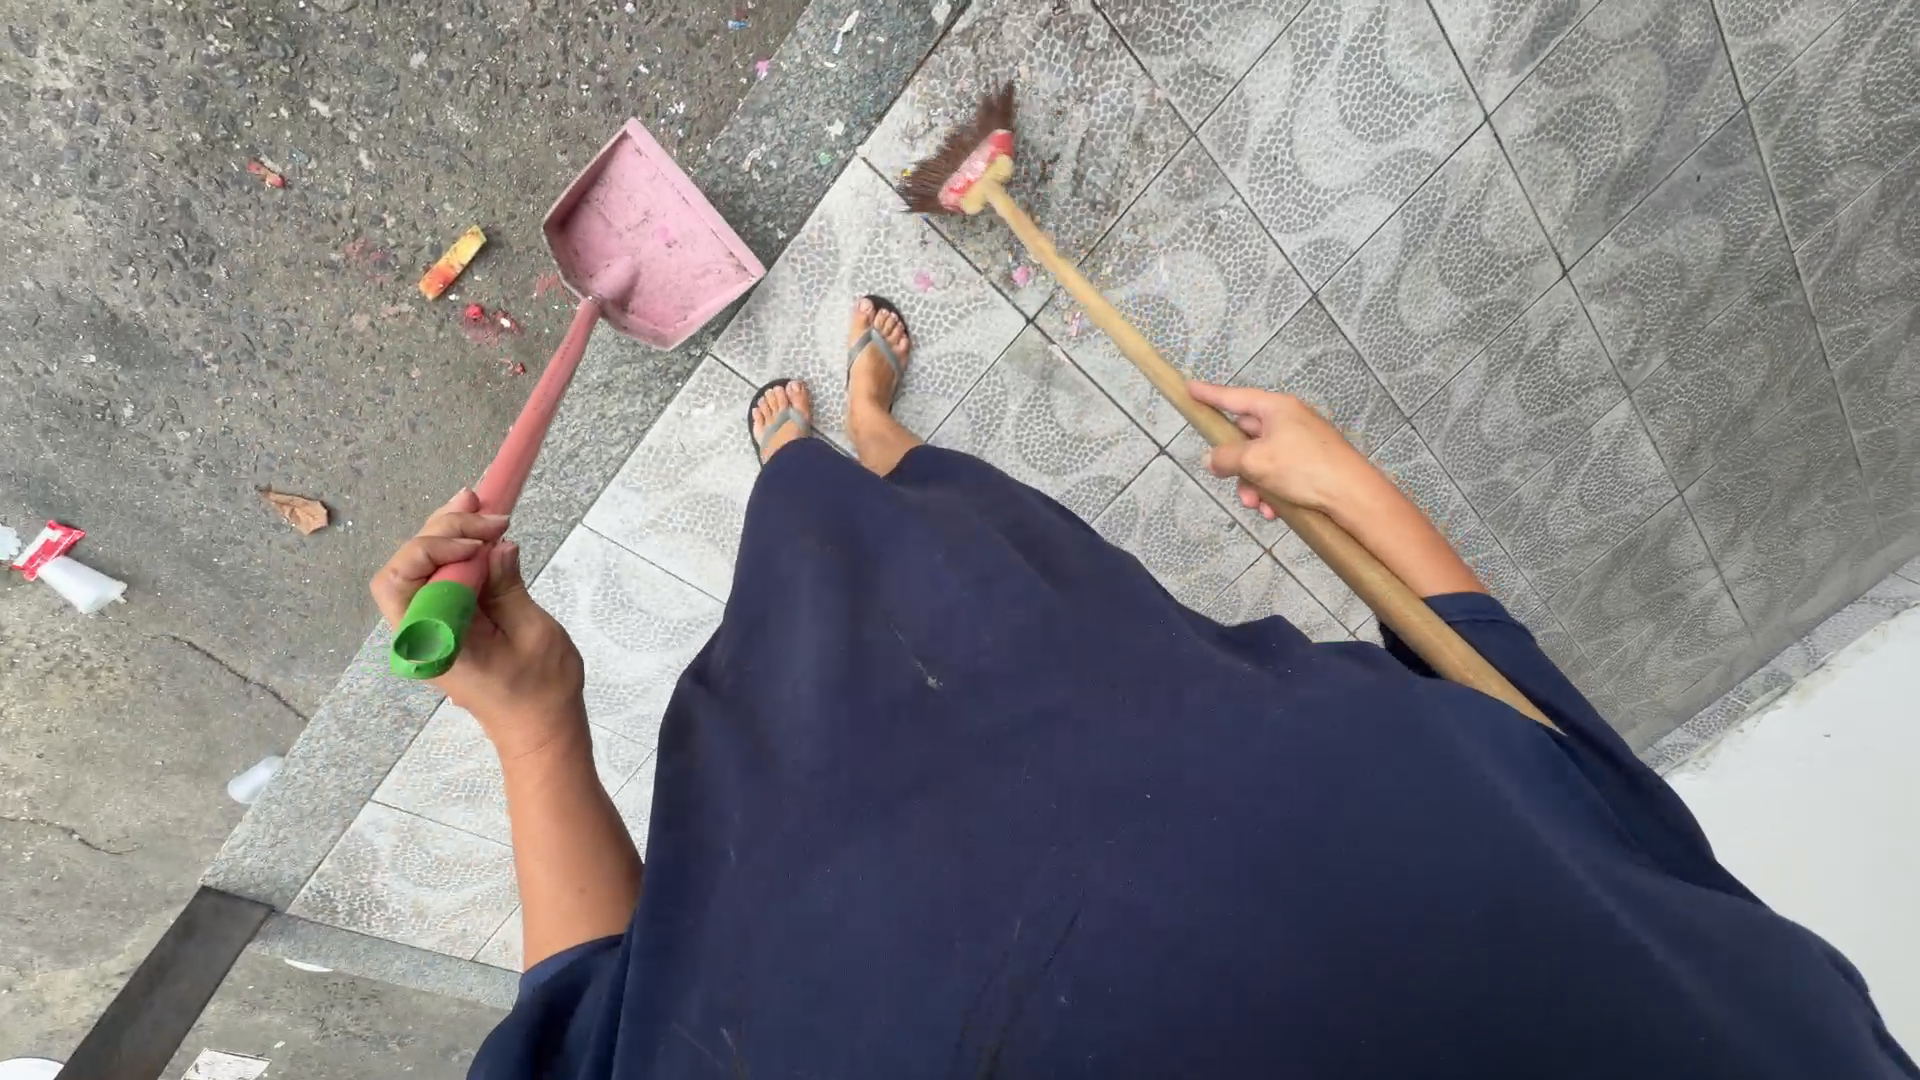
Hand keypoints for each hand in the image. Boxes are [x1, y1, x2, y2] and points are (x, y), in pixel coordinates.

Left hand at [371, 489, 586, 758]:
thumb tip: (496, 547)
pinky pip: (441, 583)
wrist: (540, 728)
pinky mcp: (449, 627)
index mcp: (433, 641)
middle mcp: (420, 634)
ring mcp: (431, 631)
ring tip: (480, 505)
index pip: (403, 579)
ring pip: (420, 571)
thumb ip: (507, 588)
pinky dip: (459, 555)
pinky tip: (480, 534)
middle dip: (443, 529)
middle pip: (406, 568)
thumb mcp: (532, 633)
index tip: (485, 534)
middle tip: (485, 505)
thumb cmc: (542, 689)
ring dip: (449, 535)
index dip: (437, 545)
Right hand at [1187, 381, 1379, 518]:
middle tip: (1225, 478)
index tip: (1190, 388)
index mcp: (1276, 409)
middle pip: (1244, 437)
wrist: (1352, 495)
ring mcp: (1299, 444)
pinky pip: (1277, 476)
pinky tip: (1273, 511)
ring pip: (1258, 463)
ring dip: (1251, 486)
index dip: (1209, 395)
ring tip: (1257, 504)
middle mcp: (1288, 422)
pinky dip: (1270, 493)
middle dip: (1233, 465)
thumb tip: (1211, 459)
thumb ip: (1225, 457)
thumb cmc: (1306, 468)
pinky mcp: (1309, 466)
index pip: (1234, 397)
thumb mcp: (1255, 461)